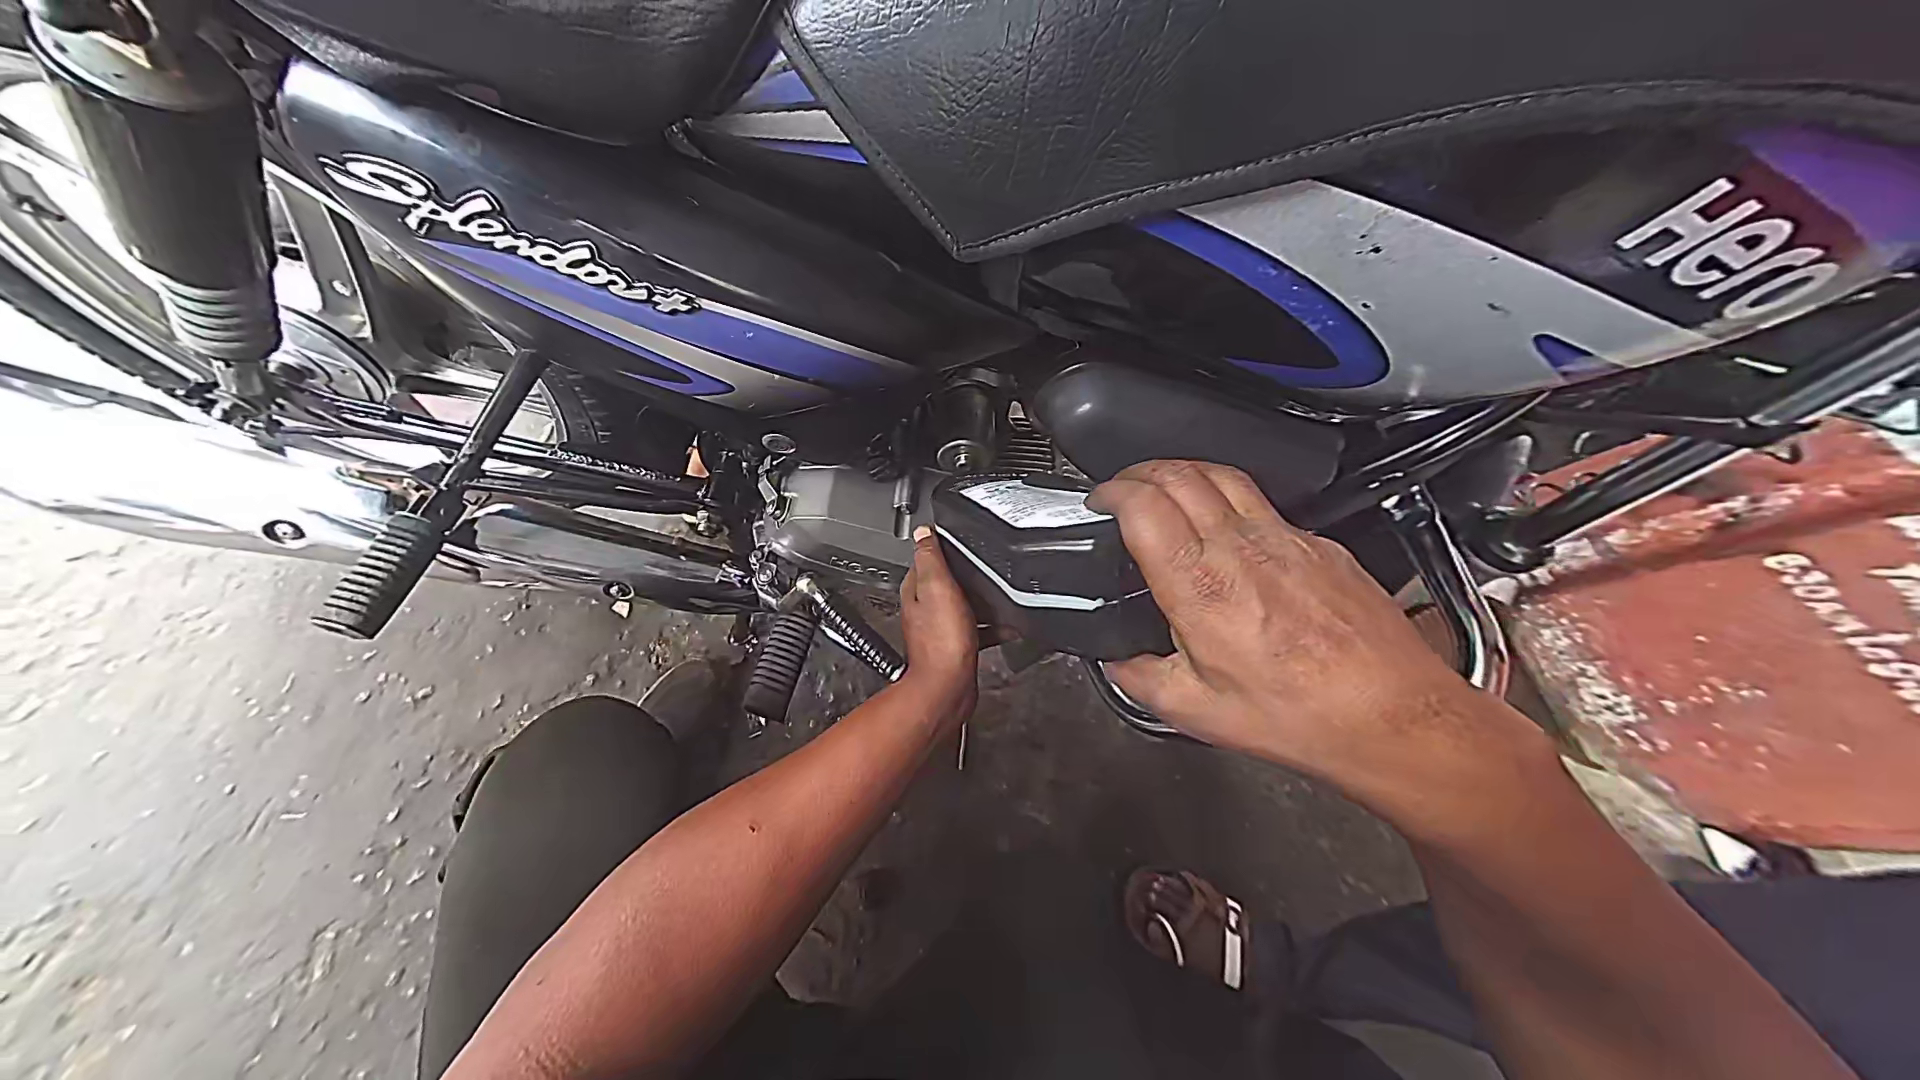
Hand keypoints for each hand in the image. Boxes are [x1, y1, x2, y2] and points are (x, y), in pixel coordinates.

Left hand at [896, 525, 980, 727]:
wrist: (948, 687)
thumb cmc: (941, 643)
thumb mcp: (937, 587)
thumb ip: (931, 558)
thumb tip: (923, 533)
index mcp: (916, 591)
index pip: (926, 560)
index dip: (943, 549)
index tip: (959, 542)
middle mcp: (925, 610)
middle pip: (947, 582)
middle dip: (967, 575)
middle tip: (986, 569)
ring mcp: (940, 629)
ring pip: (964, 605)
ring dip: (982, 600)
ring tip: (1000, 597)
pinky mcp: (957, 646)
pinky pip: (978, 629)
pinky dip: (993, 626)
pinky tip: (1006, 627)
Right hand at [1087, 461, 1485, 788]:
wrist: (1394, 715)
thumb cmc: (1305, 714)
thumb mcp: (1194, 709)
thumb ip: (1138, 678)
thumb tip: (1118, 662)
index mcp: (1200, 587)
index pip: (1145, 505)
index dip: (1112, 492)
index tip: (1100, 501)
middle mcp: (1241, 549)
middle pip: (1179, 474)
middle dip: (1137, 473)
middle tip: (1121, 489)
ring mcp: (1284, 538)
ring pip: (1221, 473)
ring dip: (1180, 471)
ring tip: (1163, 487)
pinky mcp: (1317, 543)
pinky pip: (1262, 500)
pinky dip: (1225, 494)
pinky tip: (1222, 522)